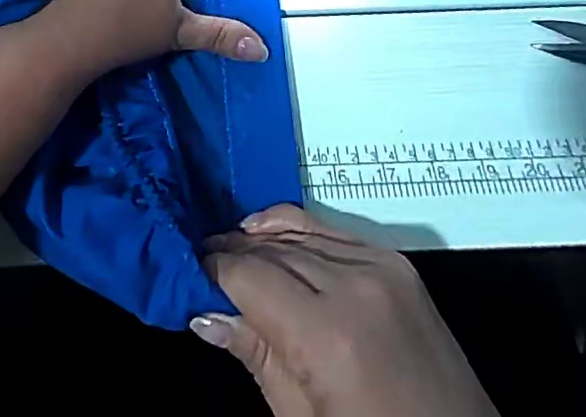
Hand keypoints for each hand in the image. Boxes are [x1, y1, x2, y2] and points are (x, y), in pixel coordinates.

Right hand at [192, 204, 497, 416]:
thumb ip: (255, 355)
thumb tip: (203, 312)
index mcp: (329, 332)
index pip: (250, 275)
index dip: (214, 269)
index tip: (188, 269)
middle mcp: (355, 283)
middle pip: (273, 248)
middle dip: (233, 250)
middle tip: (201, 258)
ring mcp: (381, 264)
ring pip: (298, 230)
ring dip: (260, 236)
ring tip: (230, 245)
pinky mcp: (397, 260)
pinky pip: (331, 231)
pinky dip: (296, 230)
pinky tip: (272, 236)